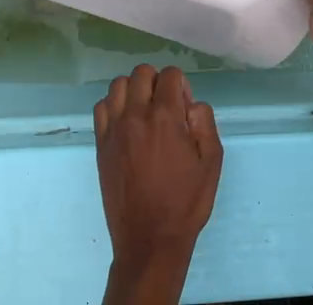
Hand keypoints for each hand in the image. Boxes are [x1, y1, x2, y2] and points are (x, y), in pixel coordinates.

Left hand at [94, 64, 221, 294]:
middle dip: (158, 82)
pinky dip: (114, 106)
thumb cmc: (186, 202)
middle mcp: (135, 116)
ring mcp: (114, 130)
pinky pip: (101, 108)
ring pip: (117, 85)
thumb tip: (191, 104)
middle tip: (167, 107)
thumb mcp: (212, 161)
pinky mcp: (100, 145)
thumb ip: (205, 122)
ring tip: (144, 112)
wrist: (150, 240)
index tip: (185, 109)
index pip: (170, 75)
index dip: (182, 85)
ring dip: (134, 90)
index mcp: (165, 117)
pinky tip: (127, 124)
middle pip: (142, 73)